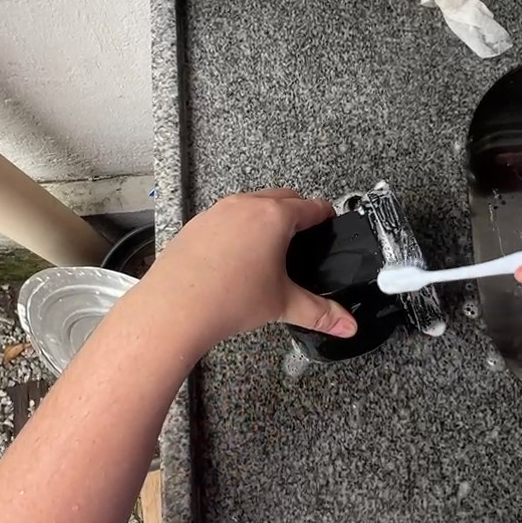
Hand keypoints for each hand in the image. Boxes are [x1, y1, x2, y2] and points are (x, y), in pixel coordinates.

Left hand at [131, 189, 357, 351]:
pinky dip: (237, 227)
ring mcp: (217, 212)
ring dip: (265, 216)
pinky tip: (237, 256)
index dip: (325, 215)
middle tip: (304, 235)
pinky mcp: (197, 224)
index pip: (311, 206)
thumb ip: (321, 314)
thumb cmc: (226, 299)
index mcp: (274, 217)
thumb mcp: (283, 305)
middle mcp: (245, 206)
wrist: (175, 308)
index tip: (328, 222)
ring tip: (270, 246)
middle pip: (282, 196)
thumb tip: (346, 325)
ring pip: (251, 203)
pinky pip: (225, 216)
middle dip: (297, 211)